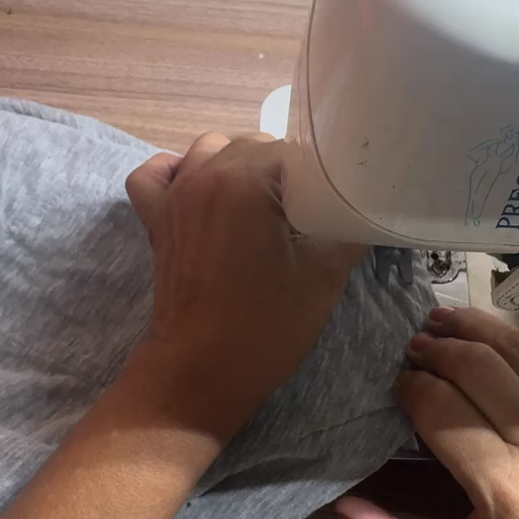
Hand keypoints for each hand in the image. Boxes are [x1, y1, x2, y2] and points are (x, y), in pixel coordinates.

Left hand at [123, 132, 366, 439]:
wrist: (201, 373)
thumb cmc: (266, 326)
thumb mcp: (325, 276)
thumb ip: (349, 229)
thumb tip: (364, 208)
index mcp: (246, 181)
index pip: (293, 150)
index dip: (319, 174)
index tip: (332, 203)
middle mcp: (204, 174)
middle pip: (253, 146)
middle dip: (283, 171)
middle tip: (305, 211)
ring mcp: (173, 195)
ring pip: (210, 149)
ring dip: (237, 165)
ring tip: (260, 203)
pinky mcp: (154, 218)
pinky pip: (156, 173)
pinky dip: (176, 172)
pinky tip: (199, 189)